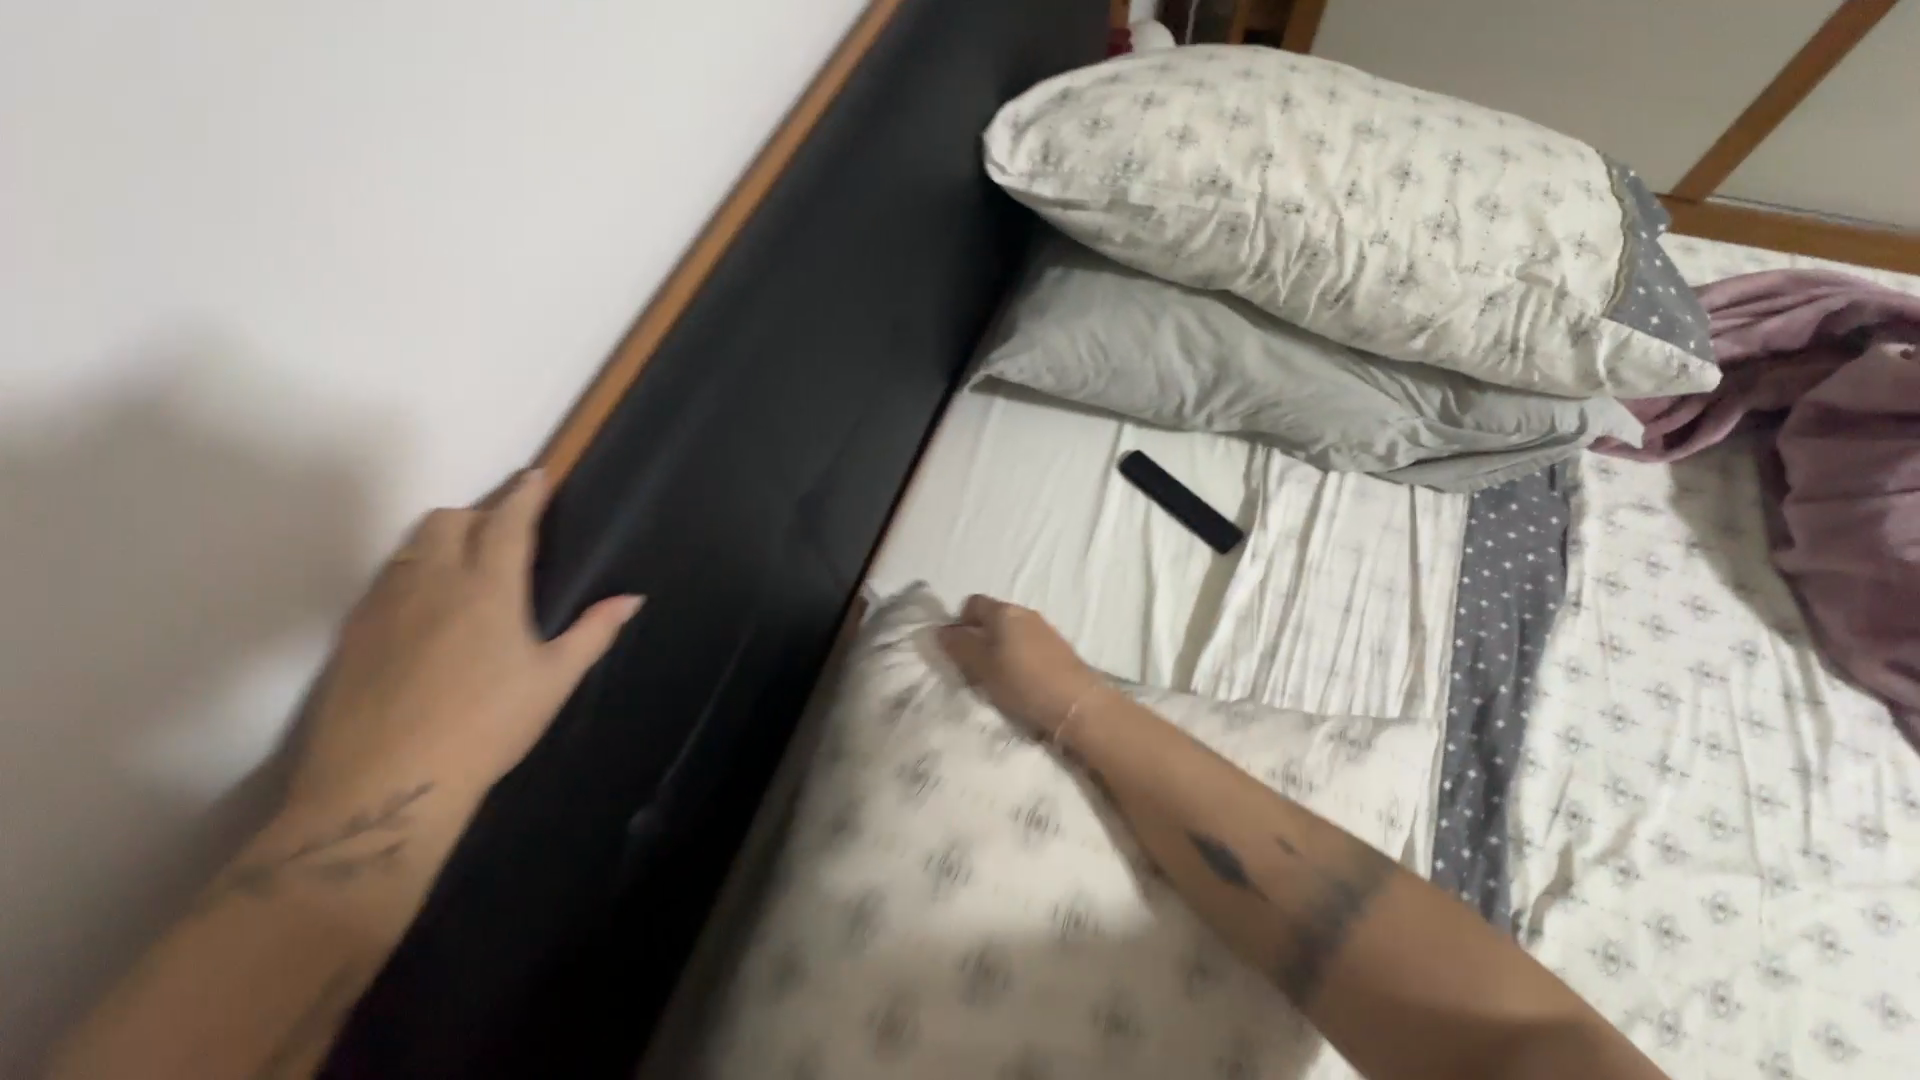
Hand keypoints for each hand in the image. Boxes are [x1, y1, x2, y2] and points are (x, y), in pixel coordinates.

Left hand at [288, 469, 641, 813]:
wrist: (387, 780)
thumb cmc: (487, 727)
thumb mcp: (553, 681)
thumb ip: (593, 632)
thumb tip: (631, 599)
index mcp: (488, 587)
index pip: (508, 520)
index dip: (525, 493)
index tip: (537, 475)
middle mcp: (433, 580)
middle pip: (451, 518)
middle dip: (481, 513)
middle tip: (504, 537)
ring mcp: (386, 602)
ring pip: (413, 544)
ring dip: (444, 540)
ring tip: (466, 569)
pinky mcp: (354, 629)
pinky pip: (387, 578)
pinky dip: (413, 572)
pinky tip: (427, 610)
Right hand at [934, 595, 1107, 738]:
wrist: (1076, 703)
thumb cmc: (1022, 682)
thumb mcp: (982, 667)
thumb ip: (959, 646)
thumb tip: (941, 629)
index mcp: (1003, 611)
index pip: (973, 603)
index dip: (960, 621)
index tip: (957, 648)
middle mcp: (1025, 613)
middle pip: (993, 617)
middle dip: (980, 637)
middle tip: (974, 667)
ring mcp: (1045, 629)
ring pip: (1011, 632)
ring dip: (1000, 649)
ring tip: (997, 678)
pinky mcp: (1059, 648)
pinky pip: (1028, 644)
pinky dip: (1018, 657)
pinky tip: (1021, 681)